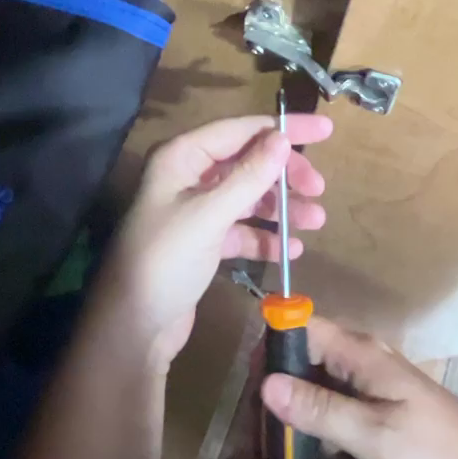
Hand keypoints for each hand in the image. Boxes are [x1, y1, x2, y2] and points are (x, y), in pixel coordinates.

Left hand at [100, 114, 331, 365]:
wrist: (132, 329)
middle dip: (284, 175)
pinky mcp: (203, 241)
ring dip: (281, 207)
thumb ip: (249, 176)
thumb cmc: (165, 261)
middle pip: (248, 162)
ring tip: (315, 220)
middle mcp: (188, 176)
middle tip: (319, 189)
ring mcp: (196, 209)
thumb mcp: (209, 216)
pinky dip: (266, 237)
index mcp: (182, 157)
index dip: (284, 129)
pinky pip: (243, 228)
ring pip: (249, 196)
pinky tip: (290, 250)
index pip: (241, 130)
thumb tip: (283, 139)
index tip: (325, 130)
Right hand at [262, 318, 457, 458]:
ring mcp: (376, 395)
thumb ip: (321, 409)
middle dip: (277, 389)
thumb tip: (265, 382)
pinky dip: (317, 436)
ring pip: (320, 392)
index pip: (304, 326)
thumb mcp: (377, 437)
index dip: (272, 344)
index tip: (243, 384)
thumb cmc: (443, 458)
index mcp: (364, 353)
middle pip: (307, 359)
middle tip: (251, 432)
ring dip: (295, 417)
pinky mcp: (384, 425)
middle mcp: (367, 364)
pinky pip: (338, 419)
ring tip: (268, 452)